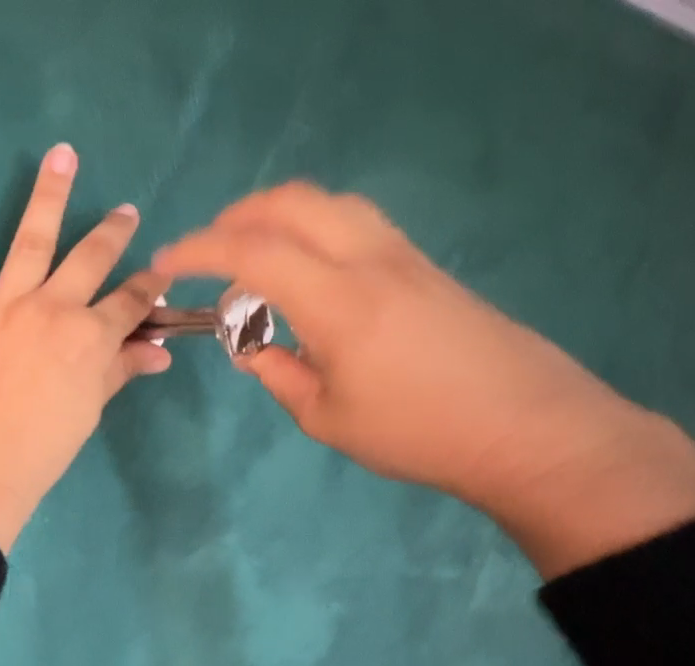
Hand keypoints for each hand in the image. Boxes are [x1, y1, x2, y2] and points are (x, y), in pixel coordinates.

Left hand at [0, 143, 171, 552]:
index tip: (159, 275)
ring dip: (48, 195)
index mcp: (91, 335)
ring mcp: (4, 306)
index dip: (148, 288)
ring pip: (31, 241)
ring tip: (61, 155)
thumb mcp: (90, 408)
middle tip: (125, 211)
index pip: (129, 301)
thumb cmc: (43, 448)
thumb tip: (159, 353)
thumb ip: (120, 371)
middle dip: (113, 232)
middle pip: (91, 258)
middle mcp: (53, 307)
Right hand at [154, 182, 694, 577]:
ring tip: (253, 256)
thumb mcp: (324, 417)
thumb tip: (252, 347)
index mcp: (338, 301)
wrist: (529, 429)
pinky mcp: (426, 268)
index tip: (165, 264)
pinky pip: (358, 226)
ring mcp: (405, 258)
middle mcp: (371, 261)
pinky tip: (306, 275)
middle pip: (295, 203)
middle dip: (238, 217)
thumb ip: (277, 372)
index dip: (200, 251)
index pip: (254, 252)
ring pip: (332, 205)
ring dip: (281, 217)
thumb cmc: (417, 433)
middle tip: (208, 252)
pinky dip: (315, 231)